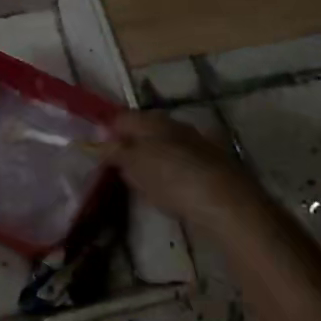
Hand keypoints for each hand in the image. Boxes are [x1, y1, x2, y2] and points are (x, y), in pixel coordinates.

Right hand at [100, 111, 276, 235]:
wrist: (227, 203)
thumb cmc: (173, 179)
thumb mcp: (135, 164)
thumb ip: (115, 151)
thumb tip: (98, 139)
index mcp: (154, 121)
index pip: (123, 117)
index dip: (107, 130)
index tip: (93, 148)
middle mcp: (176, 126)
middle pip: (145, 131)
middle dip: (129, 145)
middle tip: (114, 167)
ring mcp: (196, 145)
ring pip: (164, 147)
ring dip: (150, 160)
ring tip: (138, 181)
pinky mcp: (211, 166)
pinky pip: (179, 165)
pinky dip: (168, 173)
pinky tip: (166, 190)